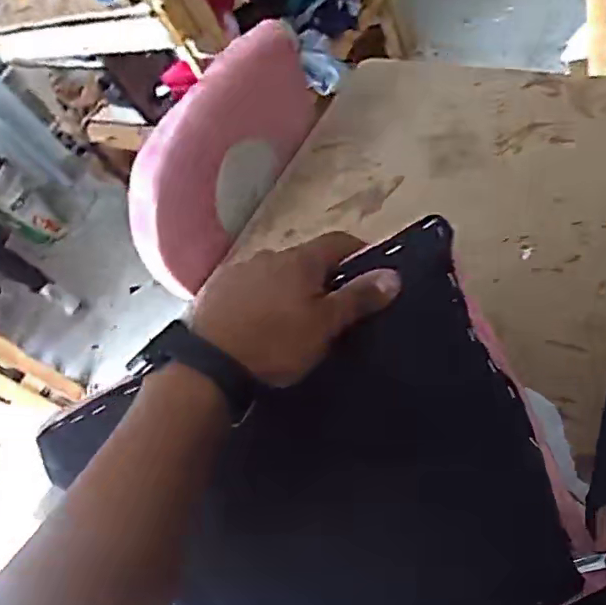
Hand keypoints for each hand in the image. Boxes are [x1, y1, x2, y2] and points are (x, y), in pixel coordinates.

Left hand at [187, 231, 400, 386]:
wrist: (212, 362)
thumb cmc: (278, 342)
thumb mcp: (326, 325)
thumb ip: (358, 299)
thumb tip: (393, 275)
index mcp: (300, 260)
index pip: (339, 241)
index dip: (361, 253)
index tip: (375, 275)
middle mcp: (269, 255)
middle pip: (309, 259)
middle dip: (328, 278)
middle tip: (341, 309)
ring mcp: (240, 269)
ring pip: (280, 274)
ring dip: (296, 289)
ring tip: (302, 320)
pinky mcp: (219, 289)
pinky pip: (255, 287)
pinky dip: (270, 299)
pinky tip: (269, 323)